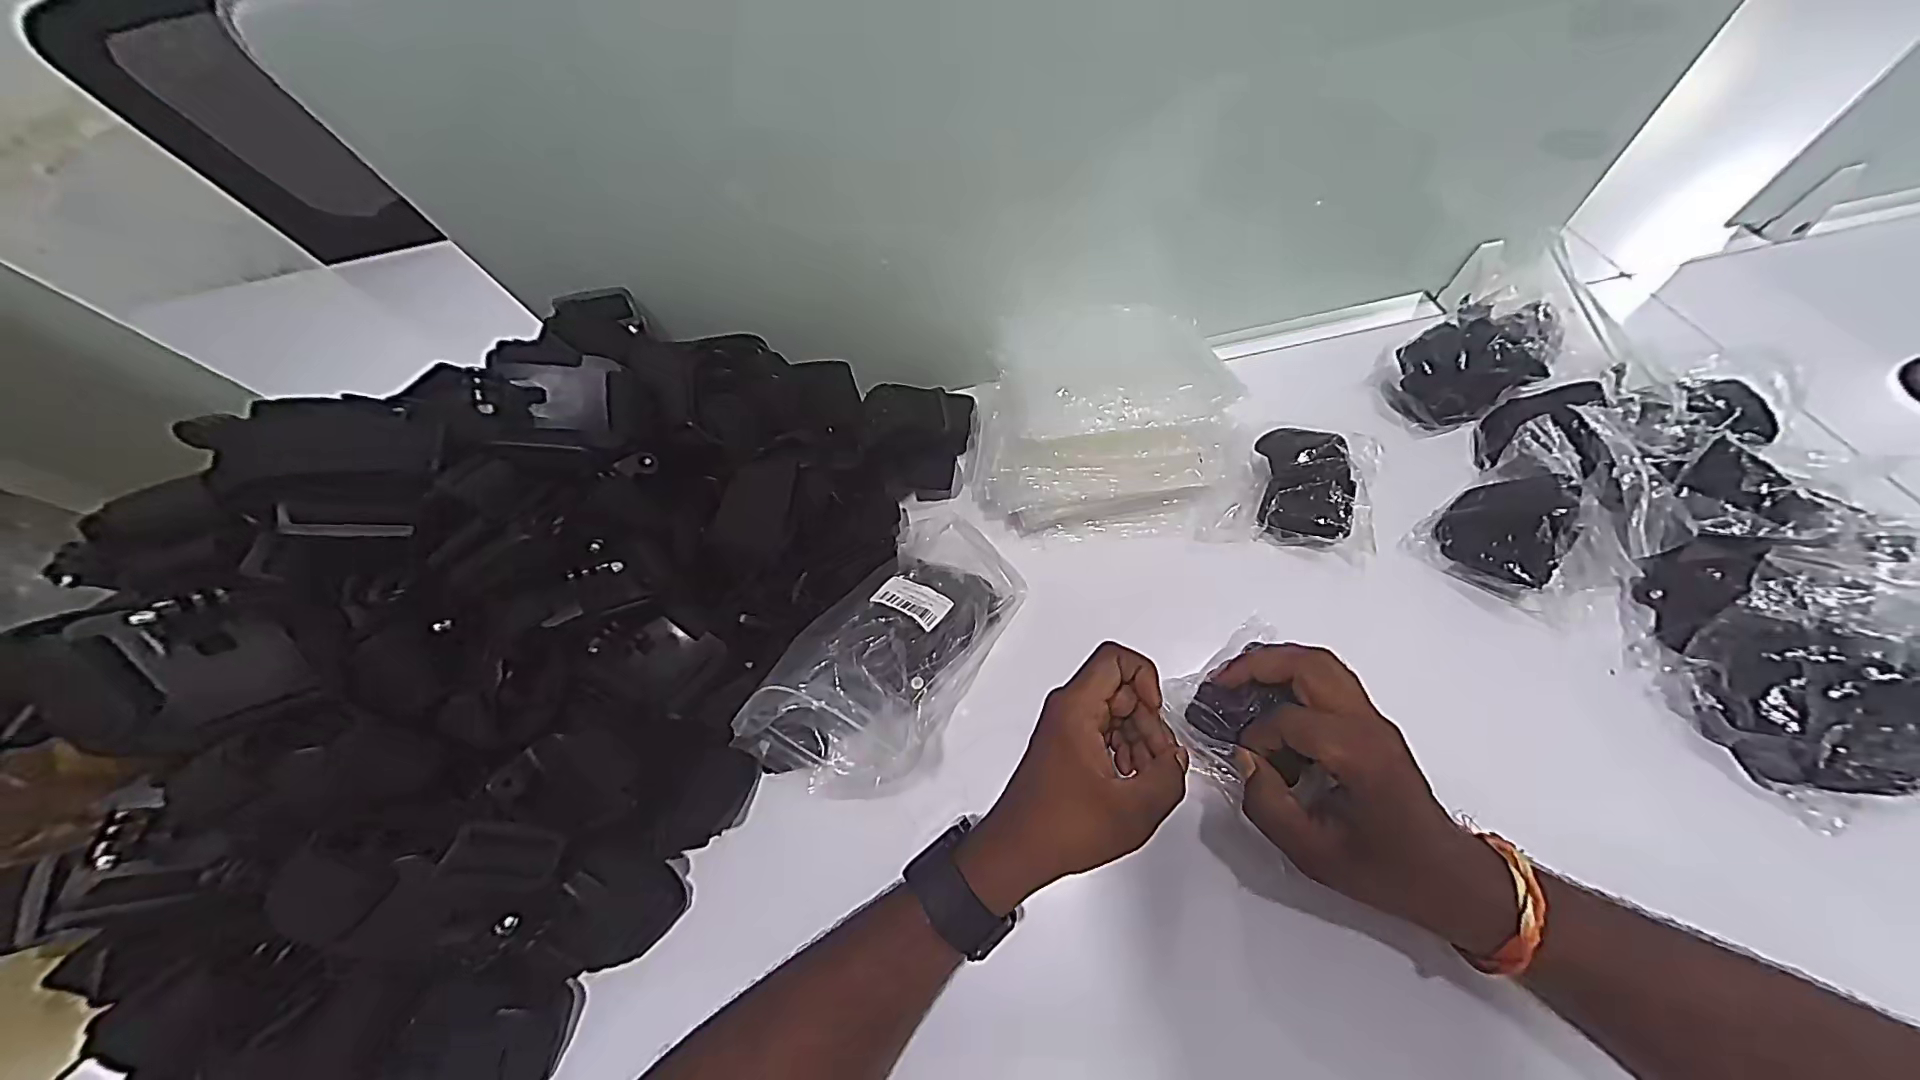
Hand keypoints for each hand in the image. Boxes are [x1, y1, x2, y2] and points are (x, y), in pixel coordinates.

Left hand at [955, 642, 1187, 915]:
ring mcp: (1065, 726)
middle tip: (1157, 759)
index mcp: (1076, 708)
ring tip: (1143, 777)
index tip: (1156, 712)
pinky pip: (1103, 729)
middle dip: (1148, 722)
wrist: (1018, 849)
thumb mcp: (1134, 809)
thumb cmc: (1057, 828)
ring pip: (1115, 711)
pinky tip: (1128, 781)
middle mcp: (1067, 709)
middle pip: (1121, 688)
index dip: (1146, 678)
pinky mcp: (1065, 743)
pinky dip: (1123, 749)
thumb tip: (1176, 759)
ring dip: (1138, 739)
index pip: (1116, 658)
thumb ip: (1169, 776)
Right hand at [1217, 645, 1516, 956]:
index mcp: (1358, 755)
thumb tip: (1244, 759)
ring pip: (1319, 664)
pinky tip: (1267, 700)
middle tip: (1220, 683)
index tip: (1247, 763)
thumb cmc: (1388, 871)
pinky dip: (1290, 678)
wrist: (1449, 878)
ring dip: (1273, 665)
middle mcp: (1368, 727)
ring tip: (1237, 683)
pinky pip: (1326, 681)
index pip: (1289, 721)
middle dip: (1256, 665)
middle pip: (1308, 665)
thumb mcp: (1313, 852)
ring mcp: (1373, 721)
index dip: (1256, 739)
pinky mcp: (1370, 725)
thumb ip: (1267, 803)